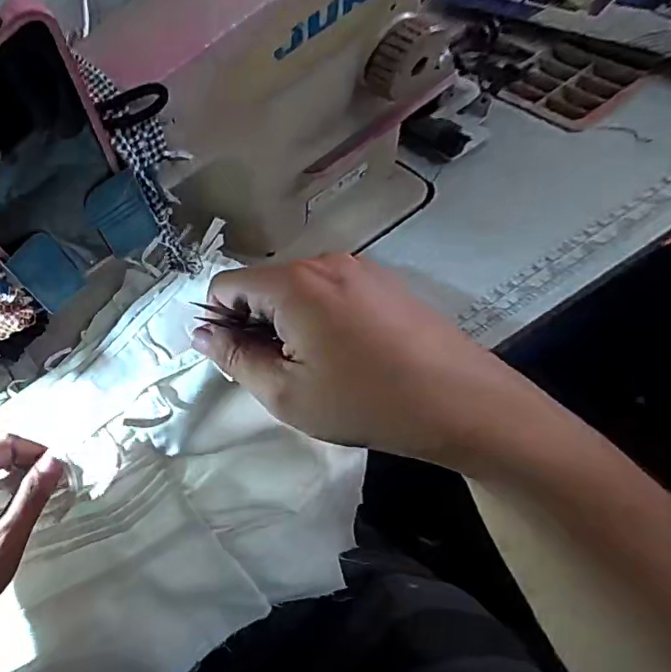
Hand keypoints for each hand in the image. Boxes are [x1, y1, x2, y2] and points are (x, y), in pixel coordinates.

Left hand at [0, 434, 65, 633]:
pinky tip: (19, 498)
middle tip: (54, 478)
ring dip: (16, 468)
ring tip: (42, 487)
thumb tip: (56, 461)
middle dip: (26, 457)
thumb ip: (31, 497)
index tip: (60, 467)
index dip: (34, 449)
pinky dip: (4, 480)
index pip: (0, 443)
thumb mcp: (7, 539)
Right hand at [190, 254, 552, 470]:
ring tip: (313, 368)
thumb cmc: (366, 402)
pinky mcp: (384, 284)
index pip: (223, 287)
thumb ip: (232, 357)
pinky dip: (315, 320)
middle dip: (252, 325)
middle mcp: (323, 263)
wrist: (469, 407)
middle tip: (277, 373)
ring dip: (284, 325)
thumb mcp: (283, 392)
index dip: (217, 324)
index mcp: (293, 283)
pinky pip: (326, 294)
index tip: (239, 362)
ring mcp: (359, 269)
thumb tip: (201, 334)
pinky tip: (343, 356)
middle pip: (258, 286)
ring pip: (292, 292)